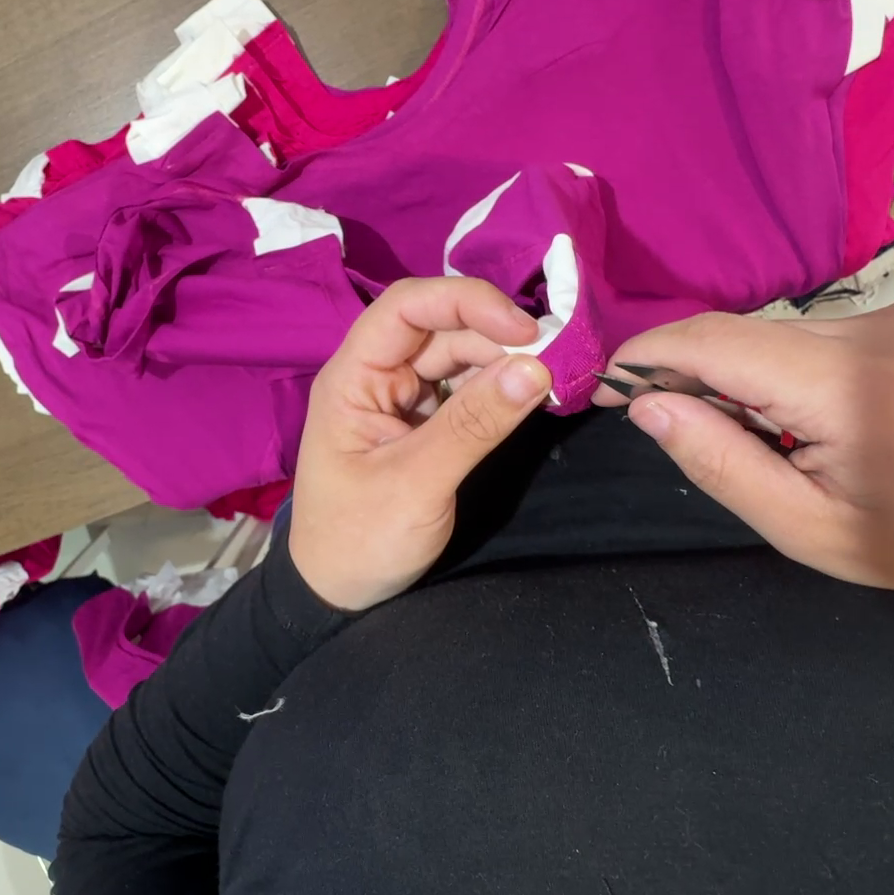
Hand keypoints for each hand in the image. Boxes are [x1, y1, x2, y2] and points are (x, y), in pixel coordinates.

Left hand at [290, 277, 551, 610]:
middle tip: (554, 361)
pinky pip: (463, 390)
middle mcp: (375, 378)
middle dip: (495, 335)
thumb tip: (536, 368)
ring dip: (501, 360)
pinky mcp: (422, 424)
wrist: (338, 592)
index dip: (464, 302)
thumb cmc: (360, 540)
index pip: (405, 308)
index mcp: (352, 380)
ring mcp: (399, 400)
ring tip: (549, 379)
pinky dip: (497, 388)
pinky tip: (527, 395)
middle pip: (438, 329)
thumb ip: (473, 425)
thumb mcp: (416, 484)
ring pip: (456, 357)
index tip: (524, 329)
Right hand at [595, 298, 893, 611]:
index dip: (644, 355)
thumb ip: (719, 462)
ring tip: (757, 436)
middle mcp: (876, 328)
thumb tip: (646, 404)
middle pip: (741, 335)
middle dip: (688, 372)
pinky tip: (809, 416)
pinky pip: (818, 335)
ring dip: (742, 374)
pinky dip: (786, 369)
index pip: (712, 340)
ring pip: (778, 334)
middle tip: (667, 424)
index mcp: (848, 387)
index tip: (602, 385)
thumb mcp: (808, 530)